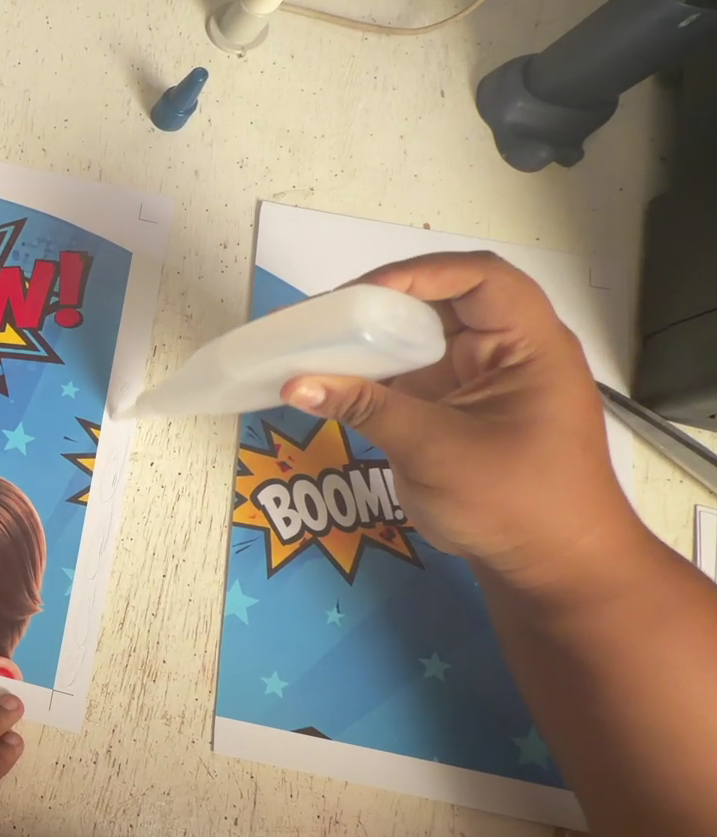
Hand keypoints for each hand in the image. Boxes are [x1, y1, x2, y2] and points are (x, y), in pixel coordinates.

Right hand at [281, 251, 643, 585]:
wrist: (542, 561)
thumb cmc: (514, 500)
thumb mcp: (436, 448)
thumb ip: (365, 408)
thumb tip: (293, 383)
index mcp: (526, 347)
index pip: (480, 281)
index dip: (420, 275)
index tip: (356, 297)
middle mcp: (497, 354)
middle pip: (435, 305)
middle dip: (373, 306)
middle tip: (314, 319)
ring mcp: (466, 382)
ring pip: (409, 341)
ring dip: (358, 341)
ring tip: (304, 344)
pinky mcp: (438, 410)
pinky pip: (393, 378)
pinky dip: (355, 376)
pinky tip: (316, 380)